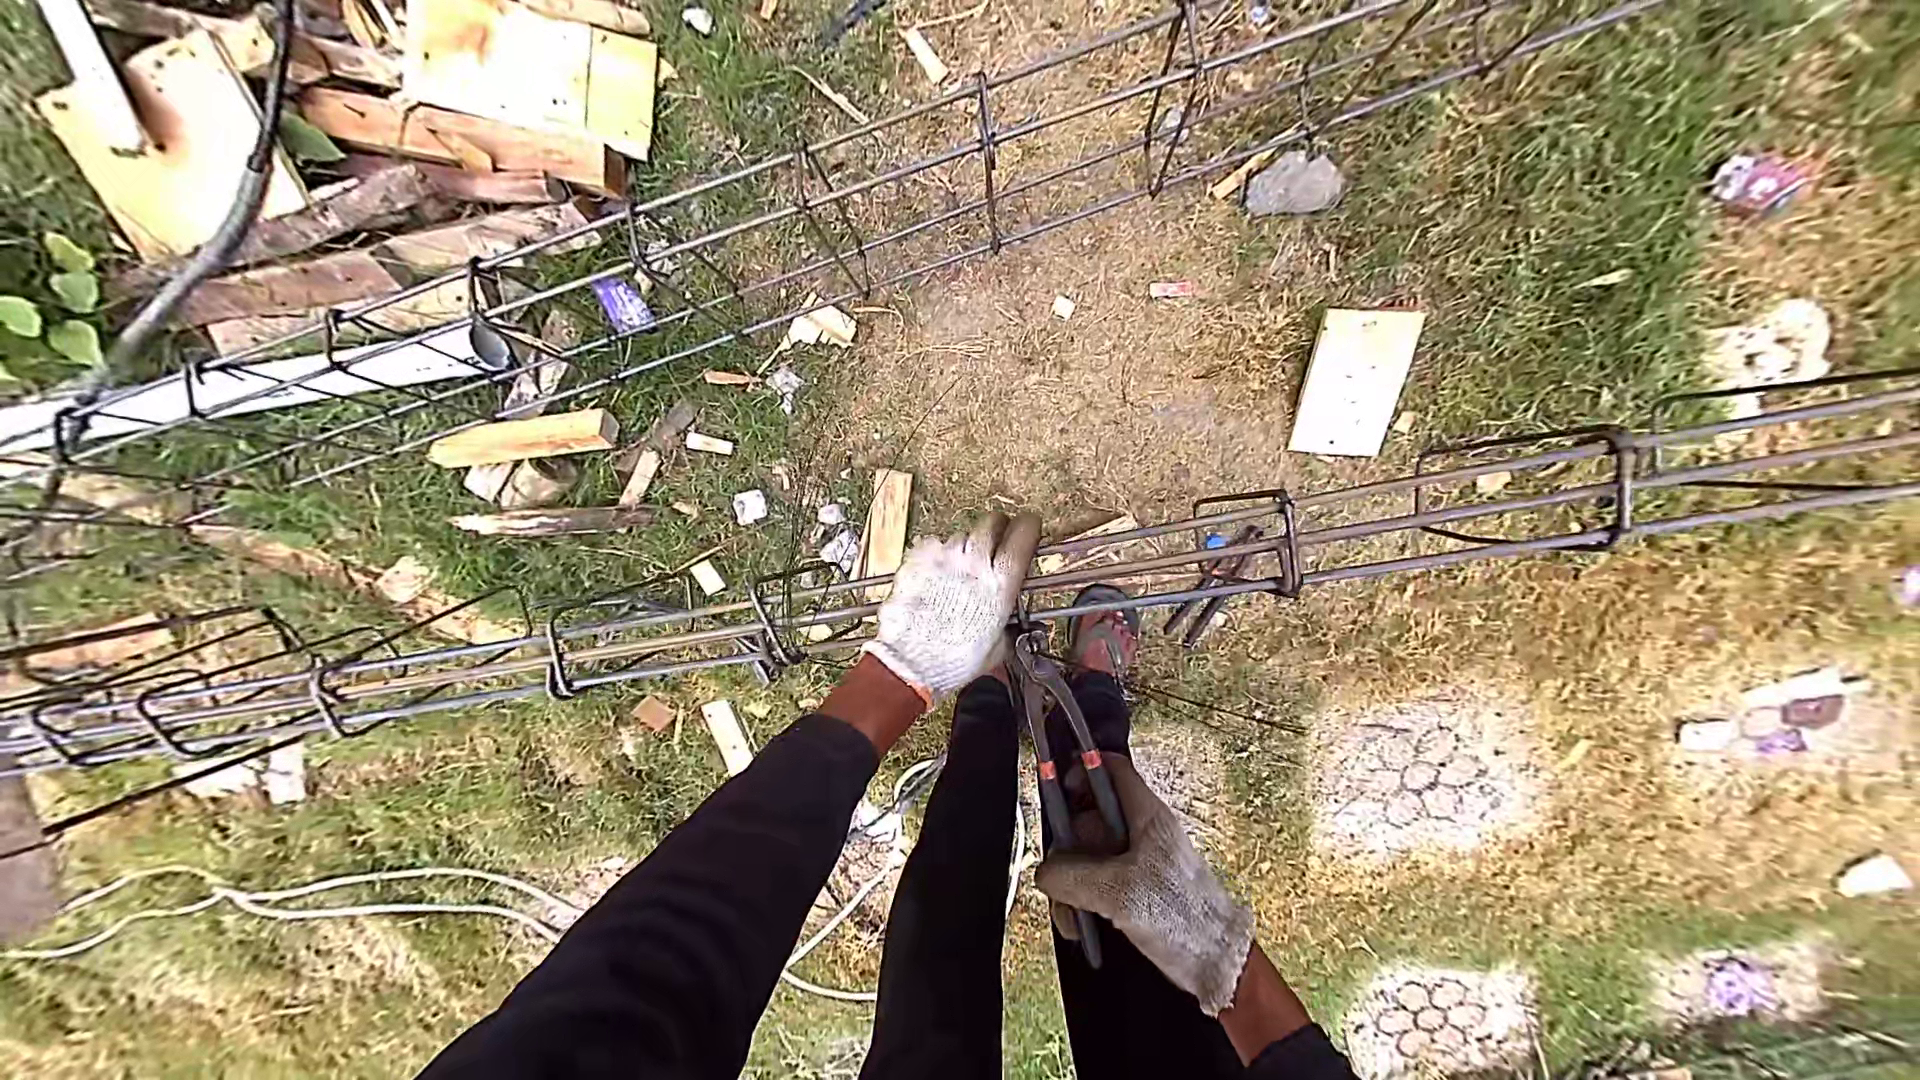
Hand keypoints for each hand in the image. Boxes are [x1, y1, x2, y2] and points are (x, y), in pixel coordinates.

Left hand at [861, 512, 1038, 701]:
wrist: (909, 662)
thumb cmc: (952, 660)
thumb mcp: (998, 644)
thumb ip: (1009, 622)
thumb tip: (1013, 620)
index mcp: (999, 582)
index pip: (1023, 534)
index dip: (1028, 527)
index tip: (1028, 528)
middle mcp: (973, 562)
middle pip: (992, 522)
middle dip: (997, 529)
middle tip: (995, 543)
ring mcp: (943, 557)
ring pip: (961, 535)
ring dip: (965, 547)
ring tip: (960, 571)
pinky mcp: (918, 558)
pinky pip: (933, 545)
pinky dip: (937, 556)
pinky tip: (935, 577)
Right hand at [1036, 755, 1253, 1015]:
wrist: (1218, 966)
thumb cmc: (1180, 917)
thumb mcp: (1118, 892)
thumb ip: (1072, 877)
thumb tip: (1044, 874)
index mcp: (1145, 814)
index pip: (1112, 769)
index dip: (1084, 769)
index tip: (1060, 788)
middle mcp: (1140, 830)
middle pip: (1090, 815)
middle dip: (1068, 845)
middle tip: (1059, 871)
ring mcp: (1137, 859)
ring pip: (1088, 853)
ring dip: (1071, 881)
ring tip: (1069, 914)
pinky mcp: (1134, 886)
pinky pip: (1096, 880)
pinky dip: (1082, 898)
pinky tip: (1078, 925)